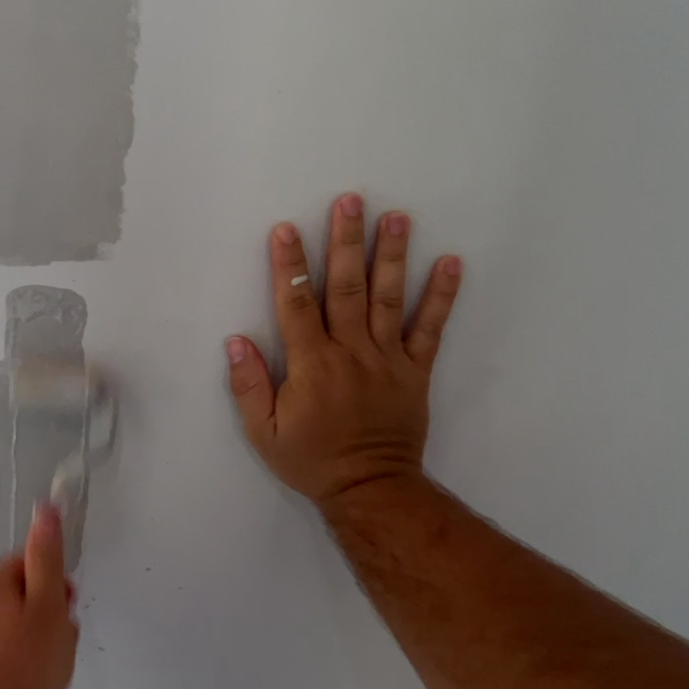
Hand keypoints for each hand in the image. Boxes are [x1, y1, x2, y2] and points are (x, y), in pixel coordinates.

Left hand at [0, 505, 78, 688]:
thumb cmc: (27, 665)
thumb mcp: (48, 606)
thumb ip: (47, 559)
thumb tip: (45, 509)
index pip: (29, 563)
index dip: (55, 581)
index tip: (69, 605)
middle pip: (25, 592)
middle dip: (51, 610)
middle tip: (64, 636)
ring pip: (19, 622)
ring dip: (43, 635)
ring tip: (55, 661)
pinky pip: (9, 646)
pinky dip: (29, 655)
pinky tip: (40, 677)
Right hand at [225, 193, 461, 504]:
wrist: (369, 488)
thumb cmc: (310, 460)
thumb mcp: (263, 432)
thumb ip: (249, 386)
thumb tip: (237, 341)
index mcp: (311, 365)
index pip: (295, 305)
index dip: (289, 266)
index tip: (286, 229)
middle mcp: (350, 351)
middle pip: (346, 288)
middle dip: (345, 242)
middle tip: (350, 200)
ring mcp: (388, 358)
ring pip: (389, 298)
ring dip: (392, 255)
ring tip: (396, 216)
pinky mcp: (415, 370)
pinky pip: (431, 328)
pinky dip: (442, 296)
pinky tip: (451, 262)